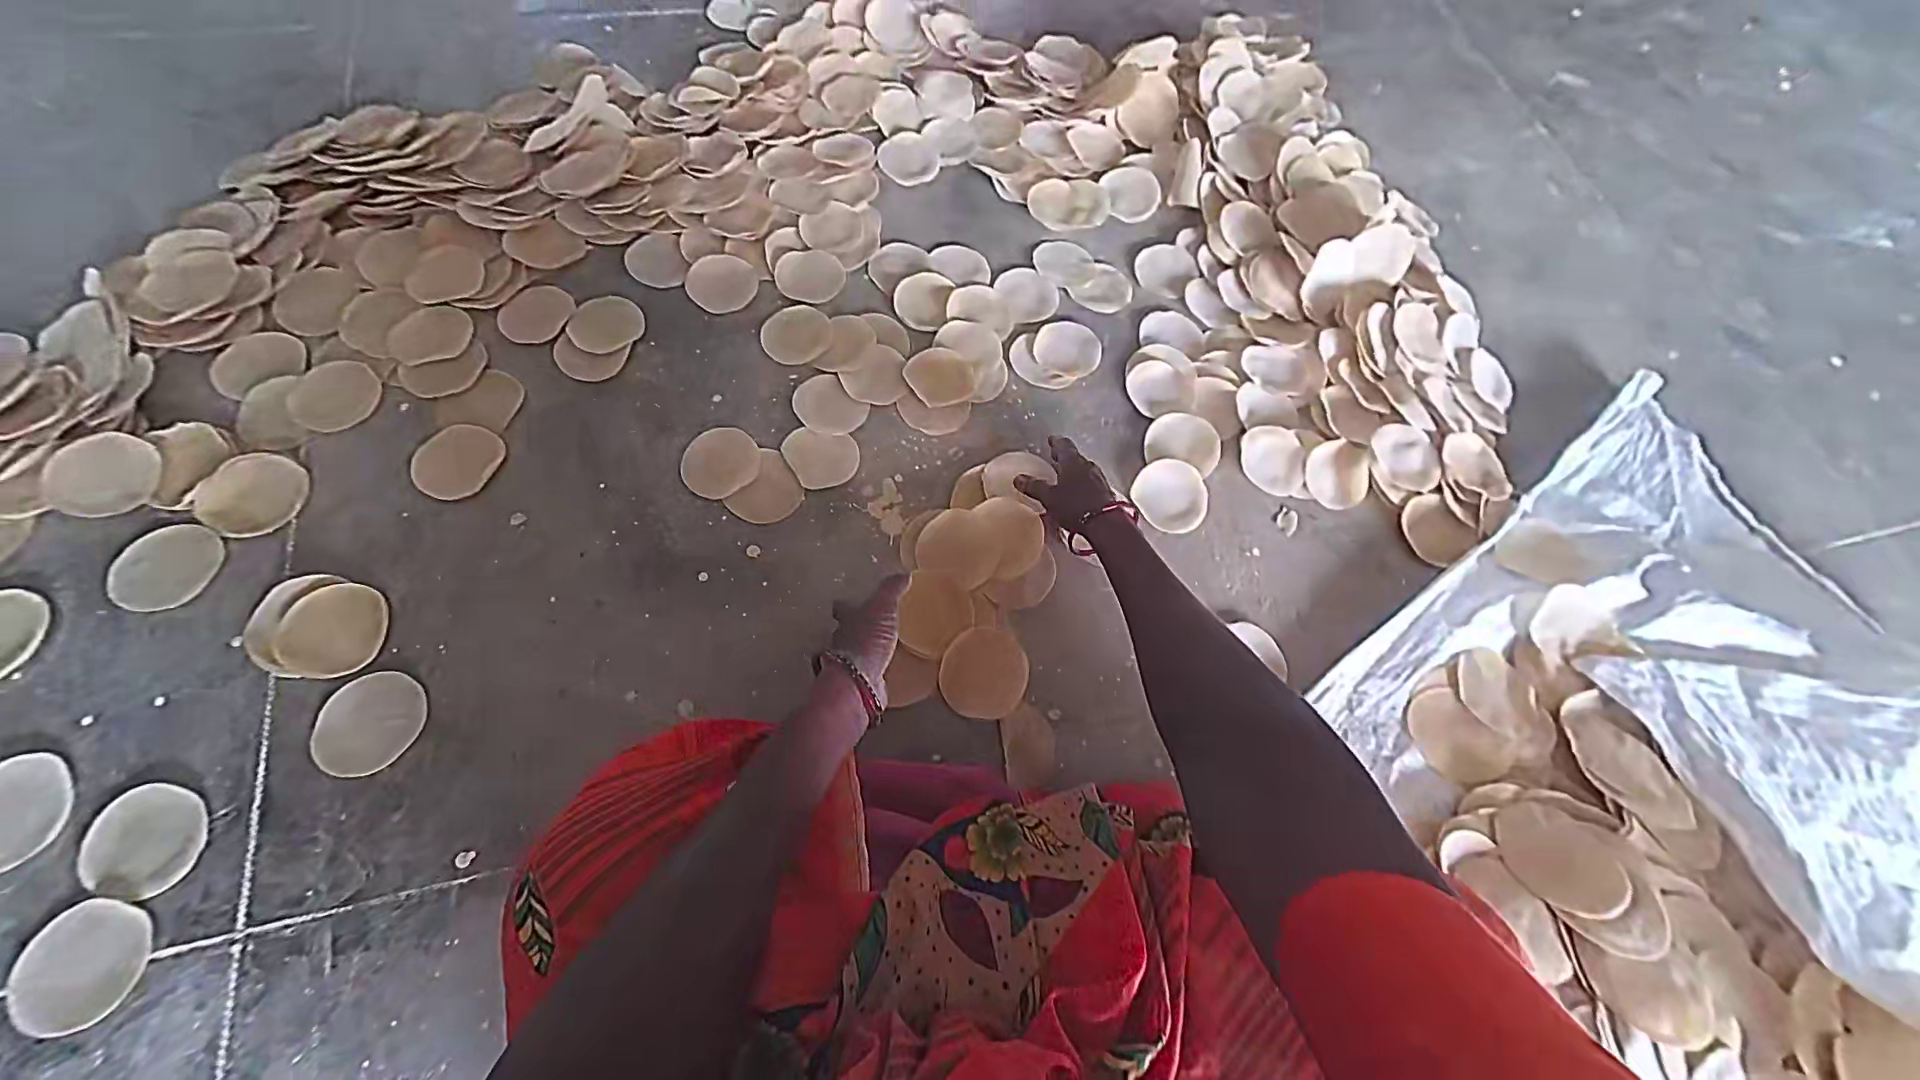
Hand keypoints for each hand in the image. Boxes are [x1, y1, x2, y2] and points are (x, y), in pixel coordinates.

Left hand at [829, 573, 907, 701]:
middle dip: (849, 631)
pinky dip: (867, 673)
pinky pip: (861, 674)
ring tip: (872, 652)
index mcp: (846, 620)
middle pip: (842, 632)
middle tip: (861, 629)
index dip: (844, 605)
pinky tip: (877, 673)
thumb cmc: (867, 639)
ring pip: (849, 654)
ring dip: (858, 653)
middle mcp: (841, 641)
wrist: (860, 679)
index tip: (844, 602)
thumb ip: (891, 591)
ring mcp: (846, 664)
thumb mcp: (883, 608)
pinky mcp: (855, 682)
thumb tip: (904, 573)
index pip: (841, 608)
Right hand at [1014, 436, 1121, 533]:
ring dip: (1073, 471)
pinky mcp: (1105, 494)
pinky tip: (1076, 493)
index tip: (1051, 440)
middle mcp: (1088, 466)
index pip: (1063, 446)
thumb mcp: (1049, 497)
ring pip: (1083, 470)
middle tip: (1055, 457)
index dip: (1056, 442)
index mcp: (1073, 462)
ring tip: (1063, 476)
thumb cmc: (1075, 506)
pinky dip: (1081, 484)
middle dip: (1064, 458)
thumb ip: (1034, 487)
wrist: (1105, 524)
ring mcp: (1099, 480)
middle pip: (1074, 458)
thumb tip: (1018, 478)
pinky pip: (1090, 484)